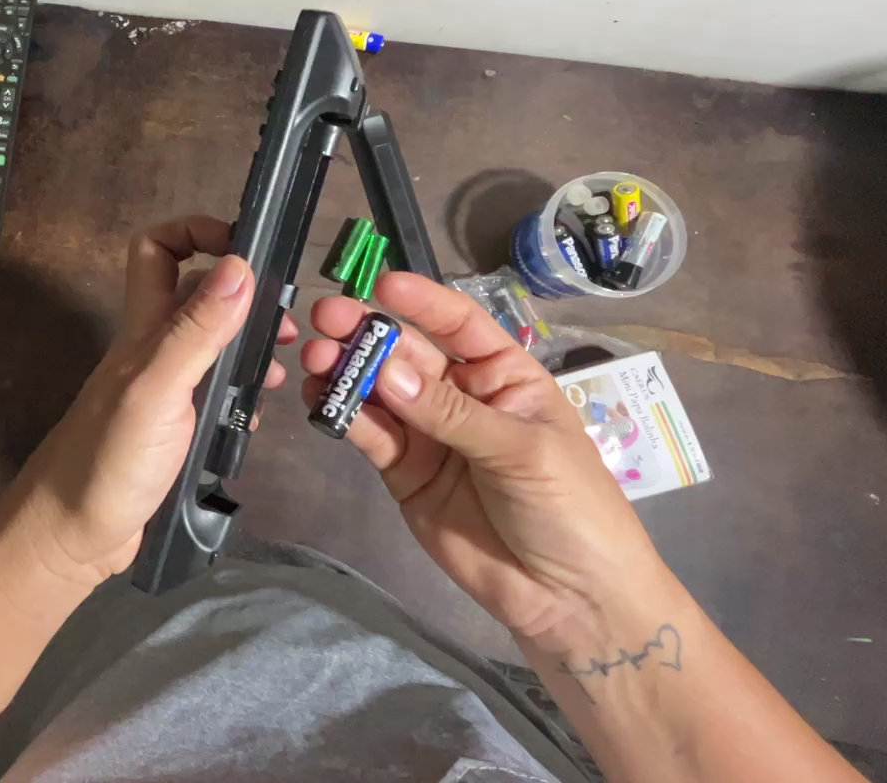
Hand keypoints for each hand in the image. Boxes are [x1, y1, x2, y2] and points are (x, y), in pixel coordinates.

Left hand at [7, 215, 294, 585]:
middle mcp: (153, 348)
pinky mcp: (173, 427)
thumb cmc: (109, 458)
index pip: (155, 248)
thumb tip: (239, 264)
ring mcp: (163, 388)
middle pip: (196, 294)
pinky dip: (240, 393)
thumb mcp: (158, 387)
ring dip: (249, 346)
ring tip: (282, 366)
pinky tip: (255, 413)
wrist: (74, 534)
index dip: (192, 231)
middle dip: (243, 293)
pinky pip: (214, 393)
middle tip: (285, 322)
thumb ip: (196, 330)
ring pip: (212, 344)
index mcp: (143, 327)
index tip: (243, 246)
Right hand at [300, 273, 667, 646]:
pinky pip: (367, 433)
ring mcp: (426, 432)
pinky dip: (341, 415)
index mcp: (502, 376)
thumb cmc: (571, 509)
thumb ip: (450, 413)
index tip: (380, 285)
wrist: (569, 601)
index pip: (458, 324)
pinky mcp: (400, 469)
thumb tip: (385, 372)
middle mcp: (458, 394)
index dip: (421, 302)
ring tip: (314, 358)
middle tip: (325, 317)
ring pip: (376, 389)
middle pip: (405, 353)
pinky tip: (318, 398)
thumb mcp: (522, 452)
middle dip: (365, 332)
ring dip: (344, 370)